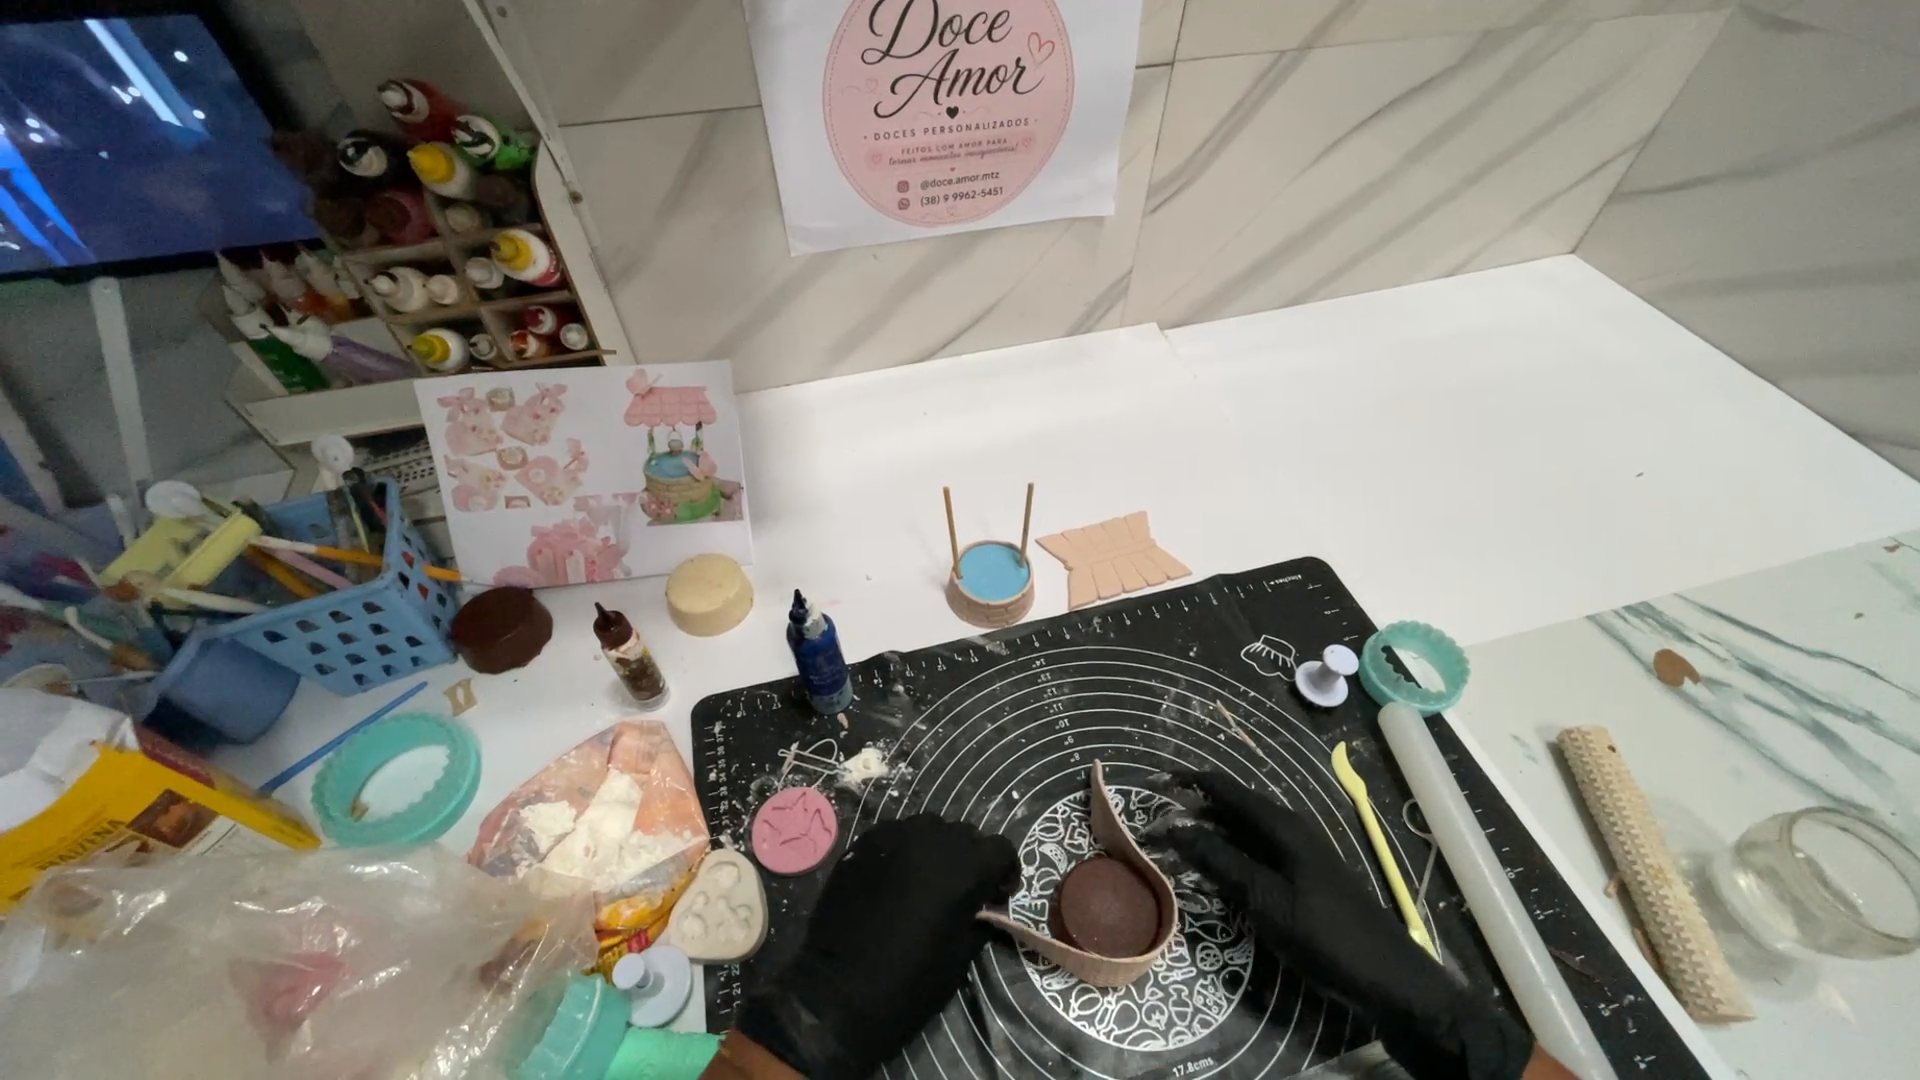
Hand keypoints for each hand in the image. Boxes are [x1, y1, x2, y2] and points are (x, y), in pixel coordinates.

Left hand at [737, 814, 1018, 1079]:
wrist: (837, 991)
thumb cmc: (908, 982)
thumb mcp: (960, 956)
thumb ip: (978, 917)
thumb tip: (982, 905)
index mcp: (963, 868)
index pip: (1001, 848)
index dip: (1005, 870)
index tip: (996, 895)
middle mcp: (932, 839)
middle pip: (966, 834)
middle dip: (972, 859)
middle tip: (962, 892)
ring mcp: (895, 835)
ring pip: (932, 828)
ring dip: (938, 850)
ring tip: (927, 882)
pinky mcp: (865, 840)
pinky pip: (899, 834)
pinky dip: (906, 850)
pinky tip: (895, 880)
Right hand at [1154, 770, 1534, 1079]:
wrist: (1390, 980)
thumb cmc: (1325, 934)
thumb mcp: (1264, 898)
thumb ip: (1218, 859)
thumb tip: (1172, 825)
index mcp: (1280, 824)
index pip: (1223, 787)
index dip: (1186, 781)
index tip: (1151, 786)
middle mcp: (1288, 828)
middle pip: (1230, 807)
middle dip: (1191, 811)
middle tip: (1154, 827)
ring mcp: (1297, 853)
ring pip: (1241, 832)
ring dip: (1207, 836)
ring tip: (1173, 850)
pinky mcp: (1301, 876)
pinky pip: (1254, 854)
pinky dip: (1227, 857)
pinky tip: (1212, 875)